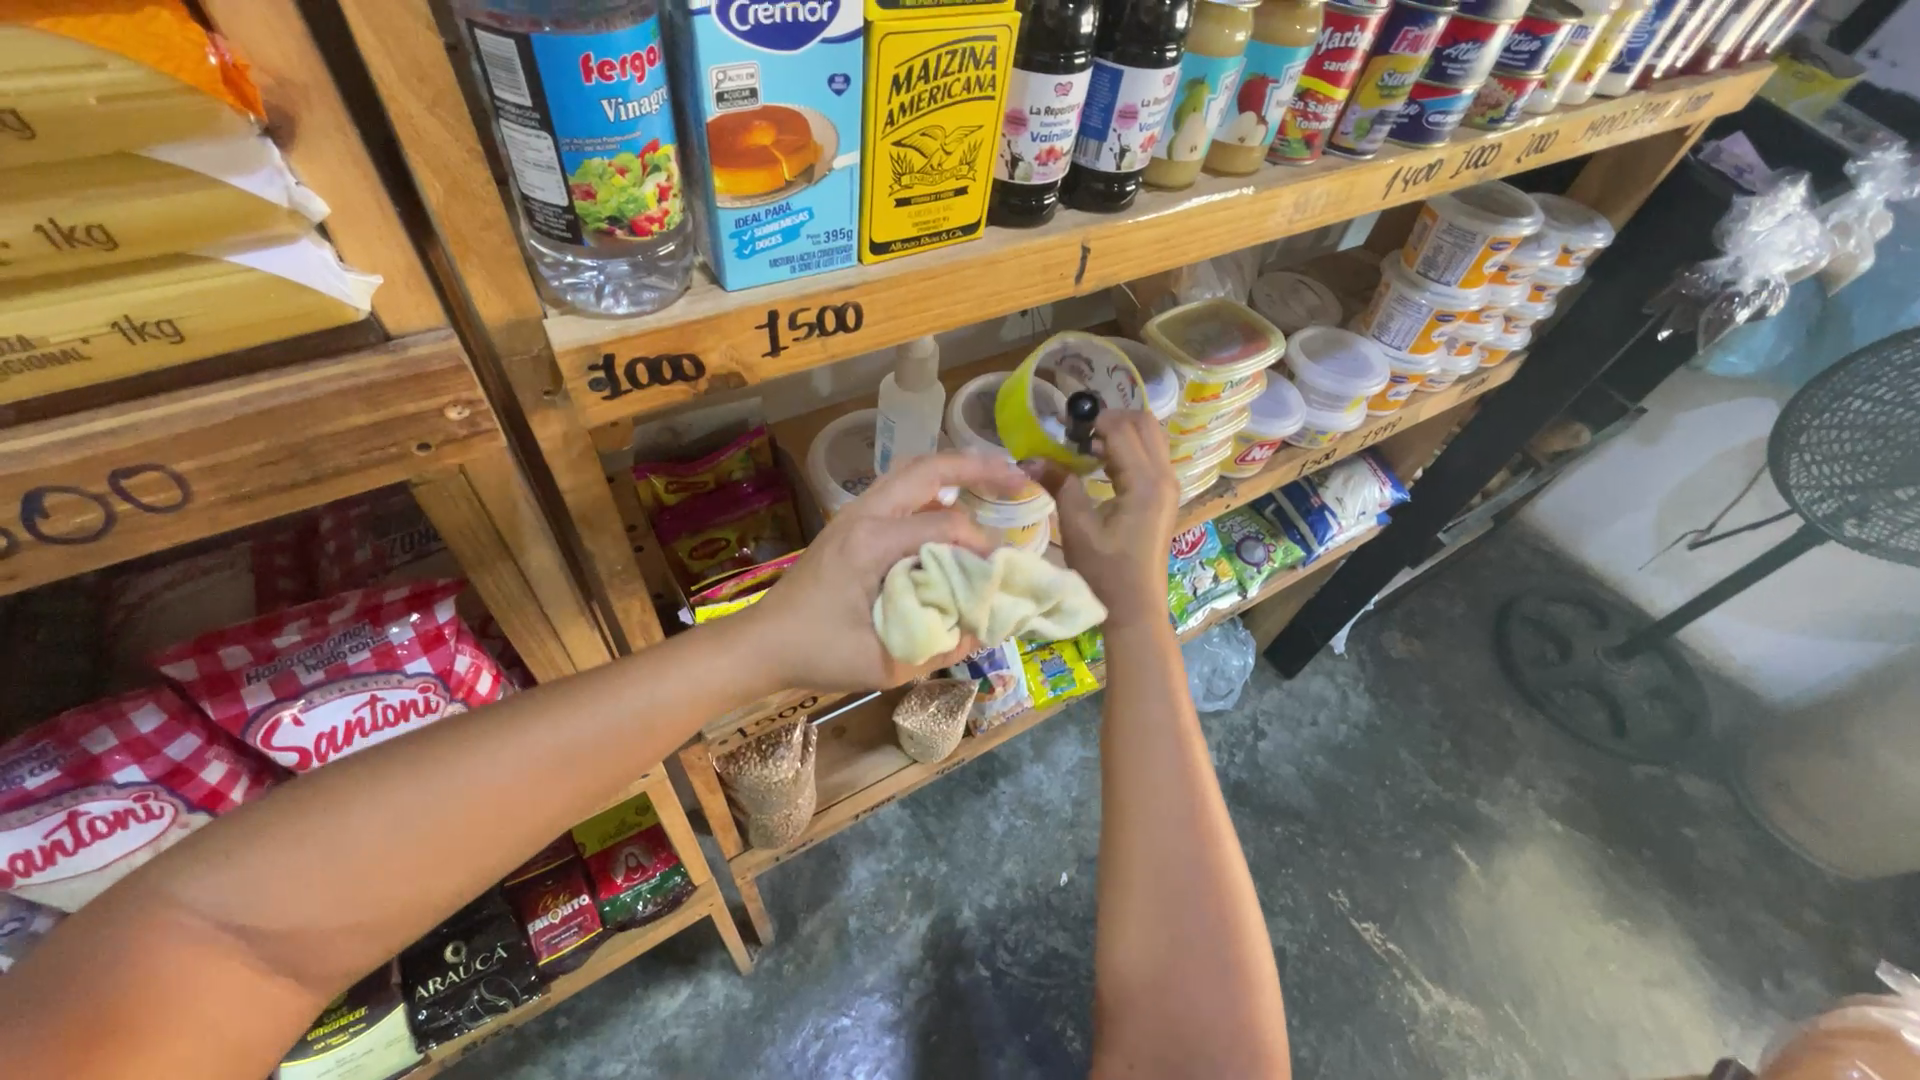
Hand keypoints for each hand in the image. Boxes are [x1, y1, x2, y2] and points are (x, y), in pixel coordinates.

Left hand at [745, 452, 1029, 690]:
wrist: (762, 643)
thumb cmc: (817, 653)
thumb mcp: (884, 663)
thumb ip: (941, 645)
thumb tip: (987, 625)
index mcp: (871, 543)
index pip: (945, 526)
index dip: (982, 546)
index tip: (1005, 573)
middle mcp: (864, 515)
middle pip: (928, 468)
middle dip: (979, 468)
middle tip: (1021, 478)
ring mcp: (854, 514)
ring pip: (912, 471)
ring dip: (956, 470)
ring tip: (996, 480)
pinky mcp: (851, 524)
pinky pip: (901, 489)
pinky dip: (935, 487)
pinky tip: (955, 505)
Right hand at [1033, 409, 1176, 626]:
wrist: (1134, 608)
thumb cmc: (1105, 573)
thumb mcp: (1077, 527)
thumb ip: (1059, 485)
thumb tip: (1028, 458)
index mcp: (1145, 483)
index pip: (1121, 429)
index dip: (1092, 421)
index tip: (1064, 429)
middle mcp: (1164, 477)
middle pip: (1144, 423)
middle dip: (1110, 420)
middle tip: (1077, 435)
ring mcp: (1168, 487)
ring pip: (1150, 437)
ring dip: (1120, 434)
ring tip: (1086, 449)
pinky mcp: (1164, 497)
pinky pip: (1150, 456)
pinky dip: (1127, 450)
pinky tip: (1100, 467)